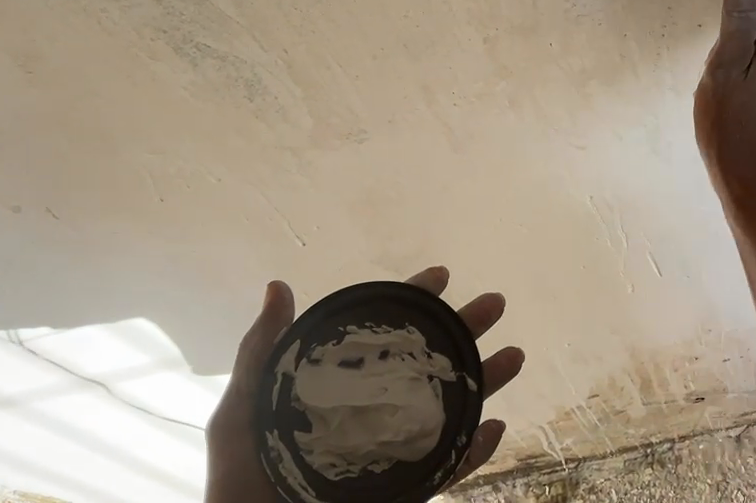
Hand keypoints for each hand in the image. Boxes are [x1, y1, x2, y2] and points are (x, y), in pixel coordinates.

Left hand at [205, 267, 526, 502]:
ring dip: (485, 382)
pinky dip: (475, 453)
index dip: (413, 300)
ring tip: (514, 354)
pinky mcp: (405, 490)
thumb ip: (262, 352)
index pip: (384, 332)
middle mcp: (375, 411)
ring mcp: (393, 451)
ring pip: (450, 410)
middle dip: (464, 330)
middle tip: (495, 302)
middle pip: (429, 363)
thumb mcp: (242, 412)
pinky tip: (494, 429)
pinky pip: (447, 471)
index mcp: (342, 384)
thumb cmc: (241, 481)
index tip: (440, 274)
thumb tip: (278, 286)